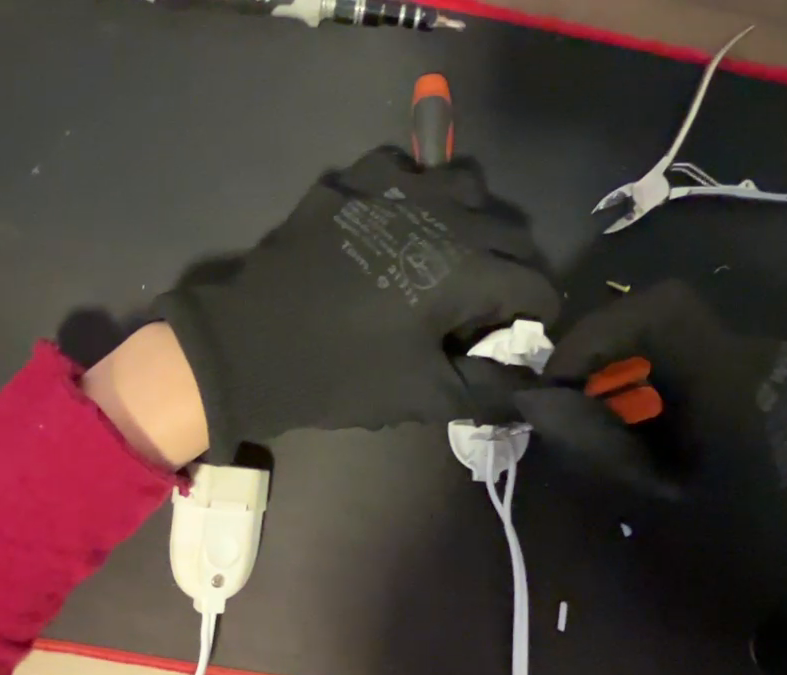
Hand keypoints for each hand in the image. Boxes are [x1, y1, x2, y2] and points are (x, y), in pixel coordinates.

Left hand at [156, 147, 559, 461]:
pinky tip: (398, 225)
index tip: (517, 341)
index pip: (535, 285)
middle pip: (511, 231)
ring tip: (450, 258)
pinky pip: (404, 168)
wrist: (250, 347)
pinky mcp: (352, 183)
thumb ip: (488, 390)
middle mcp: (445, 214)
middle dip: (512, 271)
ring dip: (474, 219)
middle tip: (483, 311)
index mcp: (468, 268)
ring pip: (465, 183)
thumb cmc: (342, 375)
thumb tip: (531, 387)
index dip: (536, 319)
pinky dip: (416, 191)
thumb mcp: (422, 395)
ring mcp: (395, 188)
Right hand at [514, 274, 786, 674]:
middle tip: (582, 410)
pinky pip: (724, 369)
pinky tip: (680, 440)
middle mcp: (768, 357)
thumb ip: (606, 455)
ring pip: (695, 349)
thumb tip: (550, 412)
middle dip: (613, 361)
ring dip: (647, 380)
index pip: (656, 313)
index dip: (594, 335)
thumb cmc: (765, 550)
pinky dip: (683, 391)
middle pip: (670, 328)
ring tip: (628, 433)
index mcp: (735, 383)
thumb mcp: (671, 511)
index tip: (559, 380)